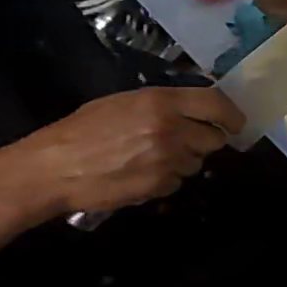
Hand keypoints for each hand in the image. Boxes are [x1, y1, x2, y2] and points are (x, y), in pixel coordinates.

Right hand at [0, 87, 245, 219]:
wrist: (50, 170)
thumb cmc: (82, 131)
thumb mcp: (124, 103)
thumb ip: (165, 105)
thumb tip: (198, 110)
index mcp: (162, 102)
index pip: (217, 104)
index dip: (232, 115)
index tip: (236, 123)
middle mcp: (171, 129)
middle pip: (215, 138)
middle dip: (205, 141)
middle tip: (184, 141)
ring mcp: (167, 159)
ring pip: (198, 162)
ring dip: (183, 161)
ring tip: (151, 158)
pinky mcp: (160, 184)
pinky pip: (178, 182)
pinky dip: (166, 179)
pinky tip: (141, 174)